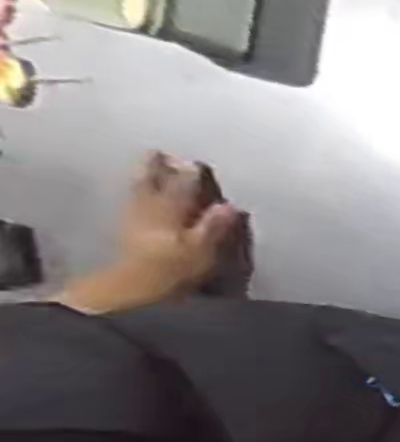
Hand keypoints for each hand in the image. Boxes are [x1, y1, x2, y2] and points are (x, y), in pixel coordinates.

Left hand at [118, 151, 244, 287]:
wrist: (135, 289)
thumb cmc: (176, 269)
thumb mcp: (202, 249)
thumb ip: (214, 226)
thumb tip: (230, 205)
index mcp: (171, 214)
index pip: (183, 190)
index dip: (191, 177)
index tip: (196, 162)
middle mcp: (151, 212)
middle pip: (154, 186)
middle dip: (158, 170)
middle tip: (160, 153)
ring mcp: (135, 220)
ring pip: (139, 192)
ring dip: (143, 178)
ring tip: (147, 165)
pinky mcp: (127, 230)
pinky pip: (131, 203)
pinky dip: (135, 193)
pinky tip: (138, 190)